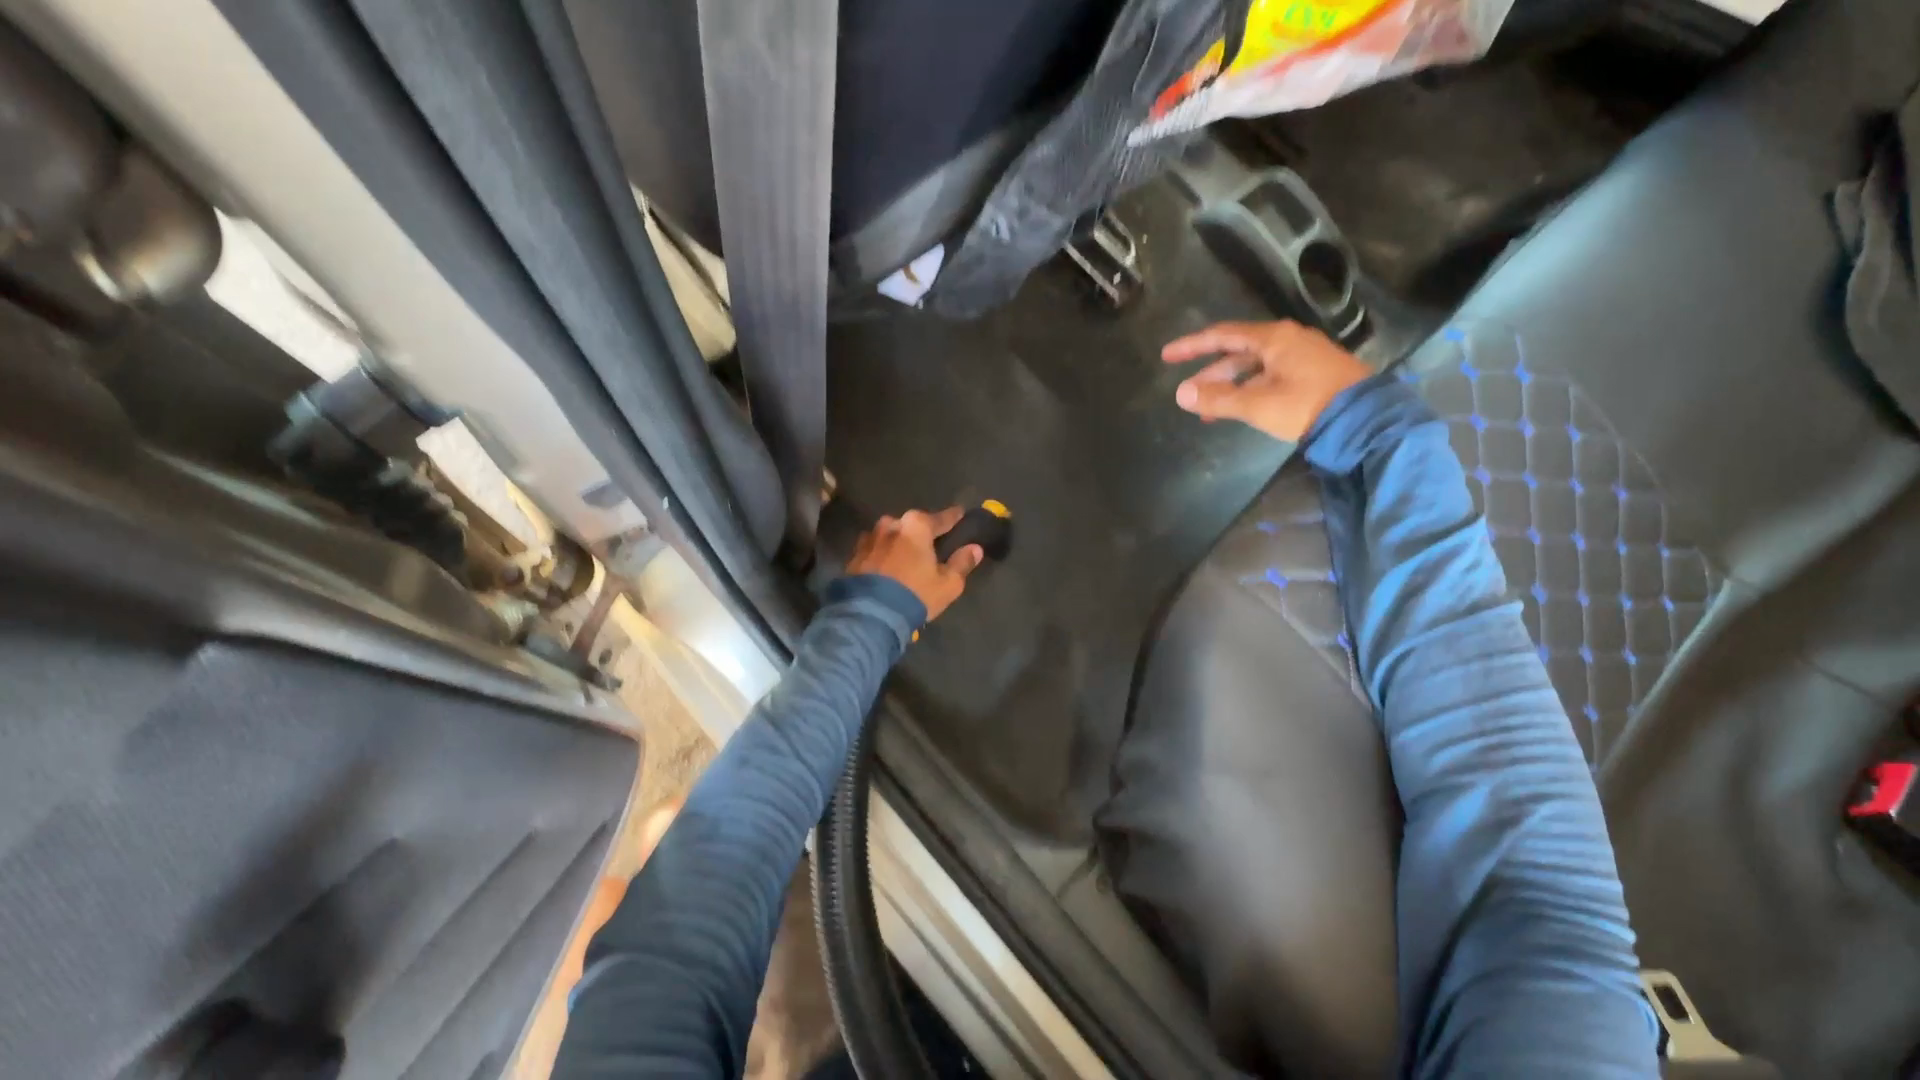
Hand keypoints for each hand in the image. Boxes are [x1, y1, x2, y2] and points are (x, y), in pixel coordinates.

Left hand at [846, 507, 981, 621]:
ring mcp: (869, 539)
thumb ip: (962, 563)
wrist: (869, 615)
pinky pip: (873, 550)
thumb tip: (975, 548)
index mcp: (916, 526)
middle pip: (911, 525)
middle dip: (920, 532)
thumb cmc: (915, 594)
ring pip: (889, 535)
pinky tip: (886, 567)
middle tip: (929, 543)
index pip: (940, 518)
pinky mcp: (854, 556)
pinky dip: (882, 555)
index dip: (952, 517)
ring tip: (904, 556)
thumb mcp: (948, 584)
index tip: (960, 514)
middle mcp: (891, 525)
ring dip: (898, 543)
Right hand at [1162, 320, 1371, 441]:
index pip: (1222, 335)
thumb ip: (1218, 399)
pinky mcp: (1315, 371)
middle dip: (1211, 373)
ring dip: (1231, 385)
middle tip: (1188, 393)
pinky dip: (1250, 387)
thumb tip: (1181, 393)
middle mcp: (1288, 339)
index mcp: (1273, 338)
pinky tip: (1243, 406)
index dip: (1192, 345)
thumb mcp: (1258, 405)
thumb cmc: (1307, 406)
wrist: (1364, 420)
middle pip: (1238, 351)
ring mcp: (1304, 354)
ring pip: (1255, 365)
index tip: (1168, 355)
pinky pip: (1271, 373)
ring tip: (1210, 410)